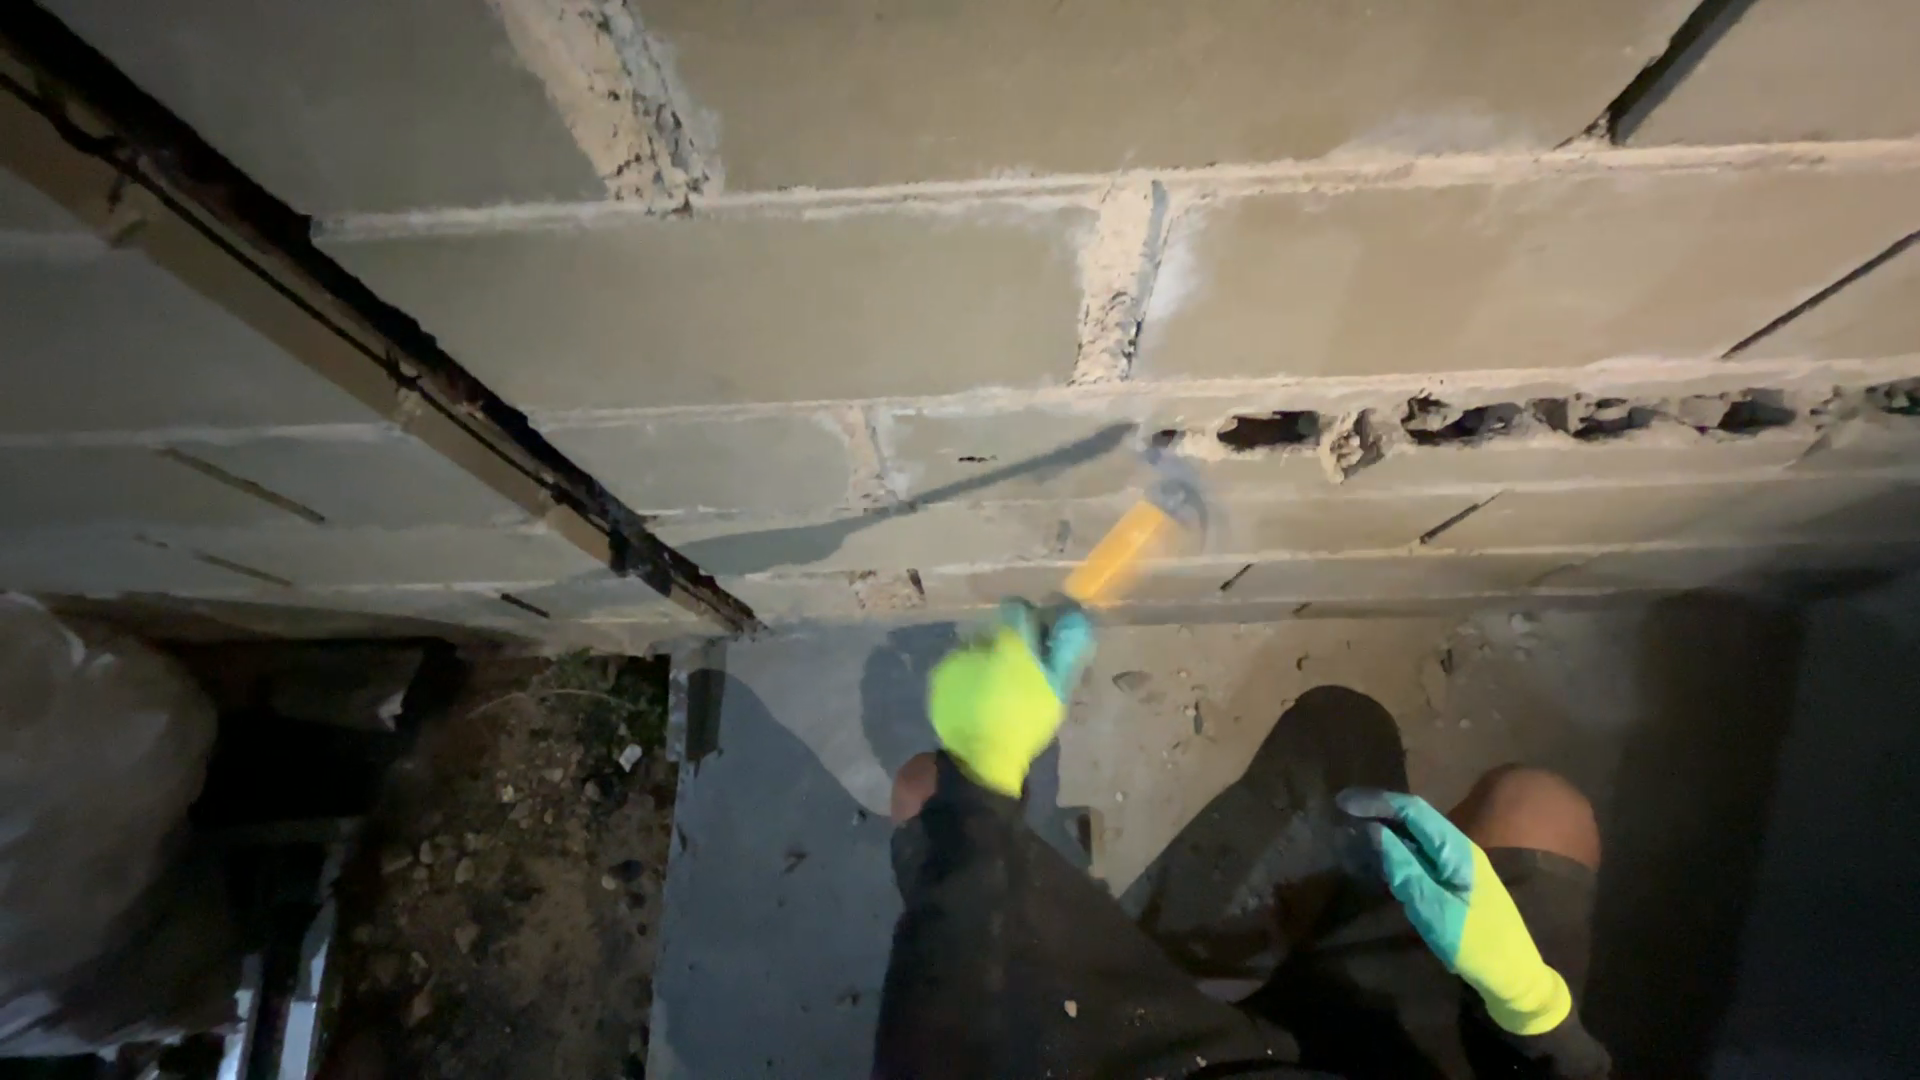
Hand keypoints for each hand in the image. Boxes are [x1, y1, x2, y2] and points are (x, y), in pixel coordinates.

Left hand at [926, 599, 1095, 796]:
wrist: (984, 757)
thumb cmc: (1026, 722)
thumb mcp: (1057, 689)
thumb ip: (1067, 650)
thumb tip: (1076, 617)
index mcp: (1010, 643)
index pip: (1017, 608)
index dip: (1028, 621)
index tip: (1034, 640)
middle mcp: (978, 642)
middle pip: (995, 627)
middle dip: (1005, 642)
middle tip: (1015, 671)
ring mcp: (954, 658)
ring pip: (974, 644)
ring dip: (984, 657)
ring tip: (994, 687)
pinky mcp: (939, 674)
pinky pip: (957, 663)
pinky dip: (967, 673)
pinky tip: (976, 695)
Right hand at [1337, 788, 1571, 1035]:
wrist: (1516, 981)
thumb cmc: (1478, 945)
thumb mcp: (1434, 909)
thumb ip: (1402, 866)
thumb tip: (1369, 829)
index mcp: (1458, 850)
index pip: (1413, 809)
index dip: (1376, 801)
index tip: (1342, 804)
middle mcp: (1457, 849)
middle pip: (1410, 817)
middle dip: (1374, 812)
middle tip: (1339, 814)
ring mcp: (1454, 865)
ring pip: (1410, 835)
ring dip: (1379, 830)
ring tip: (1346, 835)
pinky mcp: (1449, 881)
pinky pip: (1414, 854)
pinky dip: (1388, 850)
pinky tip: (1368, 858)